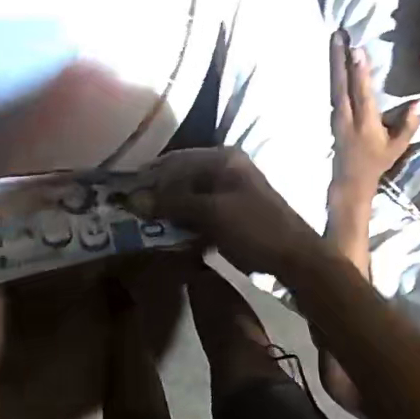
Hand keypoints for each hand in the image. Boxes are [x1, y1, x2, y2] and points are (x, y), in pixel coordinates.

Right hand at [131, 148, 319, 275]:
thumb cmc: (256, 228)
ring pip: (189, 199)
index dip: (150, 176)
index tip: (124, 193)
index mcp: (224, 159)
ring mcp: (229, 194)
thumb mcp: (212, 213)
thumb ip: (173, 203)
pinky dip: (184, 224)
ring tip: (144, 227)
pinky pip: (199, 215)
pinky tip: (168, 237)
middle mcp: (225, 170)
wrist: (295, 258)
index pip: (177, 160)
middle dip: (158, 196)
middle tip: (130, 213)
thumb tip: (133, 199)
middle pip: (182, 179)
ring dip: (169, 213)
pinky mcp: (230, 216)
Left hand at [331, 30, 419, 199]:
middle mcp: (347, 116)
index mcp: (364, 123)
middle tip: (338, 34)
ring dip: (335, 62)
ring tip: (335, 39)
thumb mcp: (397, 147)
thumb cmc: (377, 161)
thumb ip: (408, 125)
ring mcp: (336, 116)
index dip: (359, 72)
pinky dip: (335, 74)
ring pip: (334, 84)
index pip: (361, 93)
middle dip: (339, 58)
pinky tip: (336, 60)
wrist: (350, 179)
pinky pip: (334, 90)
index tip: (357, 50)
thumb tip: (419, 102)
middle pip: (341, 83)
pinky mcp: (333, 115)